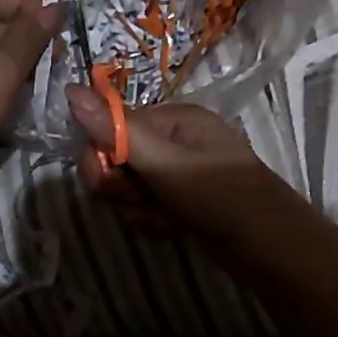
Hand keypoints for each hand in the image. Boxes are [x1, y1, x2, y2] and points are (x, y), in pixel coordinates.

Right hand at [68, 86, 287, 236]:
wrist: (267, 245)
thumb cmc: (218, 194)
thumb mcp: (162, 162)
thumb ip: (115, 132)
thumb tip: (70, 91)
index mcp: (172, 119)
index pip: (111, 128)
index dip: (101, 157)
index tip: (107, 183)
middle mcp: (172, 140)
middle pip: (116, 159)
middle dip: (120, 187)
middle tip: (139, 202)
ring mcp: (177, 171)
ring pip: (128, 188)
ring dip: (136, 208)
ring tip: (163, 217)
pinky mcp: (179, 199)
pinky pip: (145, 205)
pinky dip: (150, 219)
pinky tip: (171, 227)